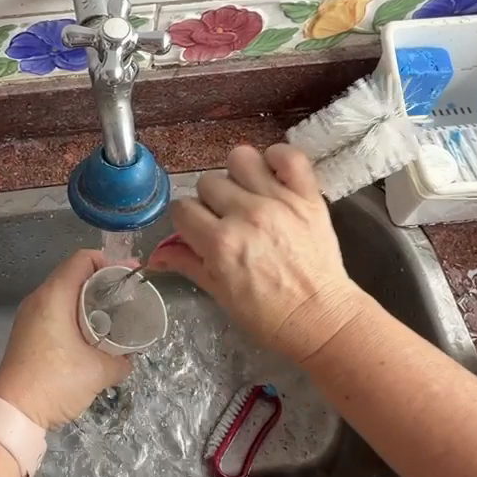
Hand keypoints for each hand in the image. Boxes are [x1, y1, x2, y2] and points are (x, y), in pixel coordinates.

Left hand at [0, 250, 132, 428]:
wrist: (13, 412)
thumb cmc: (55, 382)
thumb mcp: (97, 372)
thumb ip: (121, 361)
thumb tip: (129, 358)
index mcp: (54, 295)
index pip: (83, 259)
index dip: (109, 262)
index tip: (129, 276)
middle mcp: (39, 298)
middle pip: (74, 274)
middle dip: (102, 282)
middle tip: (125, 296)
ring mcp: (29, 315)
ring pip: (64, 294)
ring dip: (88, 300)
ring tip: (112, 315)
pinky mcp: (27, 332)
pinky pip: (55, 311)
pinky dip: (75, 314)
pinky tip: (91, 333)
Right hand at [150, 144, 370, 362]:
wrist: (322, 320)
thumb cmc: (268, 316)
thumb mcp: (219, 293)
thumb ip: (187, 263)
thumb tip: (155, 255)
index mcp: (220, 242)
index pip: (182, 208)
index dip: (187, 220)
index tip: (198, 231)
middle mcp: (246, 215)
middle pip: (207, 182)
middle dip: (212, 201)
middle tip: (227, 220)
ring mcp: (278, 201)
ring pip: (240, 158)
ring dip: (239, 175)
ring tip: (249, 195)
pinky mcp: (307, 196)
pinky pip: (289, 155)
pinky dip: (278, 159)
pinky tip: (274, 177)